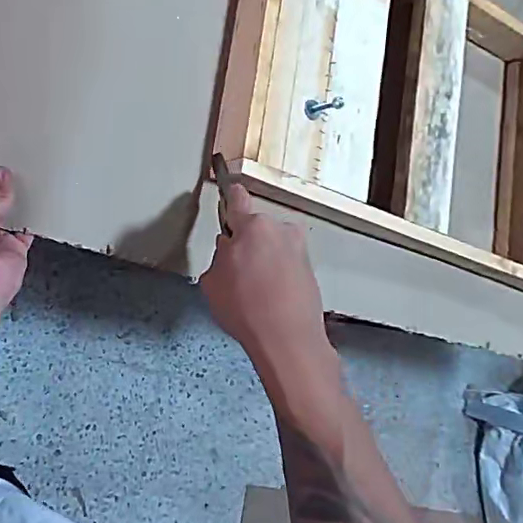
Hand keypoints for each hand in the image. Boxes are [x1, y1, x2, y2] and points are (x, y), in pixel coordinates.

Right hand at [200, 183, 327, 353]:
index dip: (228, 193)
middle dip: (243, 241)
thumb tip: (228, 250)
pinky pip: (283, 263)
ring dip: (260, 258)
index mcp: (253, 226)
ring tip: (249, 288)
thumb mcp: (213, 279)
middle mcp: (280, 231)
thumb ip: (219, 254)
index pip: (237, 198)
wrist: (288, 341)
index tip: (225, 181)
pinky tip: (264, 297)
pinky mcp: (310, 271)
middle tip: (231, 266)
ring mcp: (299, 251)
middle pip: (254, 227)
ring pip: (270, 245)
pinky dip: (274, 274)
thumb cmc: (248, 309)